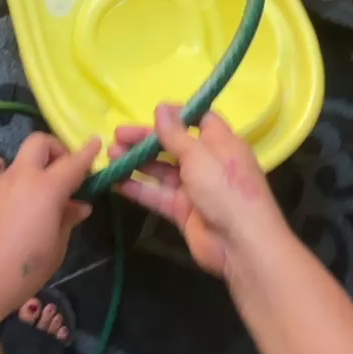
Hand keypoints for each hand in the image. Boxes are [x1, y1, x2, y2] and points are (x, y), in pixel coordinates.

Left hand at [0, 133, 100, 313]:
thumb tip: (78, 206)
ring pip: (19, 167)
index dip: (87, 153)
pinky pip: (2, 188)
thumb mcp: (55, 250)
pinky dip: (13, 196)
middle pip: (38, 143)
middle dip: (55, 149)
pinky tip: (9, 226)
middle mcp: (20, 177)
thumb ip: (67, 221)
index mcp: (46, 188)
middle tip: (63, 174)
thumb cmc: (21, 270)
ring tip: (35, 211)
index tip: (96, 142)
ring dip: (32, 177)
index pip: (72, 163)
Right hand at [112, 103, 286, 276]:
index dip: (177, 115)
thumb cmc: (225, 189)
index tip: (152, 112)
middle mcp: (206, 162)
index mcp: (219, 143)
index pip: (199, 119)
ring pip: (160, 170)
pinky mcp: (182, 211)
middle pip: (172, 144)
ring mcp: (193, 188)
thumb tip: (161, 107)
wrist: (242, 246)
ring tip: (110, 154)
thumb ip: (175, 134)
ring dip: (136, 161)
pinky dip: (137, 188)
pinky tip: (114, 182)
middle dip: (146, 139)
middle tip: (118, 135)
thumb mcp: (199, 155)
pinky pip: (156, 194)